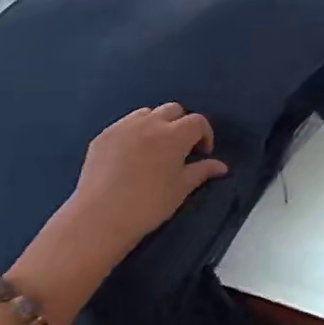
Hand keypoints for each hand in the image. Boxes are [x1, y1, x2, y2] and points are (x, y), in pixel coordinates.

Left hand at [62, 104, 228, 256]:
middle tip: (180, 149)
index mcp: (174, 135)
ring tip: (155, 149)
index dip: (205, 135)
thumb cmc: (149, 204)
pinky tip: (131, 156)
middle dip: (181, 125)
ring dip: (157, 124)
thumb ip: (202, 171)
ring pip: (147, 113)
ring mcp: (123, 126)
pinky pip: (125, 124)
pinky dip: (135, 132)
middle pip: (173, 110)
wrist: (102, 215)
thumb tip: (221, 166)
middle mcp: (150, 123)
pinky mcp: (104, 135)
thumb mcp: (181, 189)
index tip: (202, 153)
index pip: (197, 122)